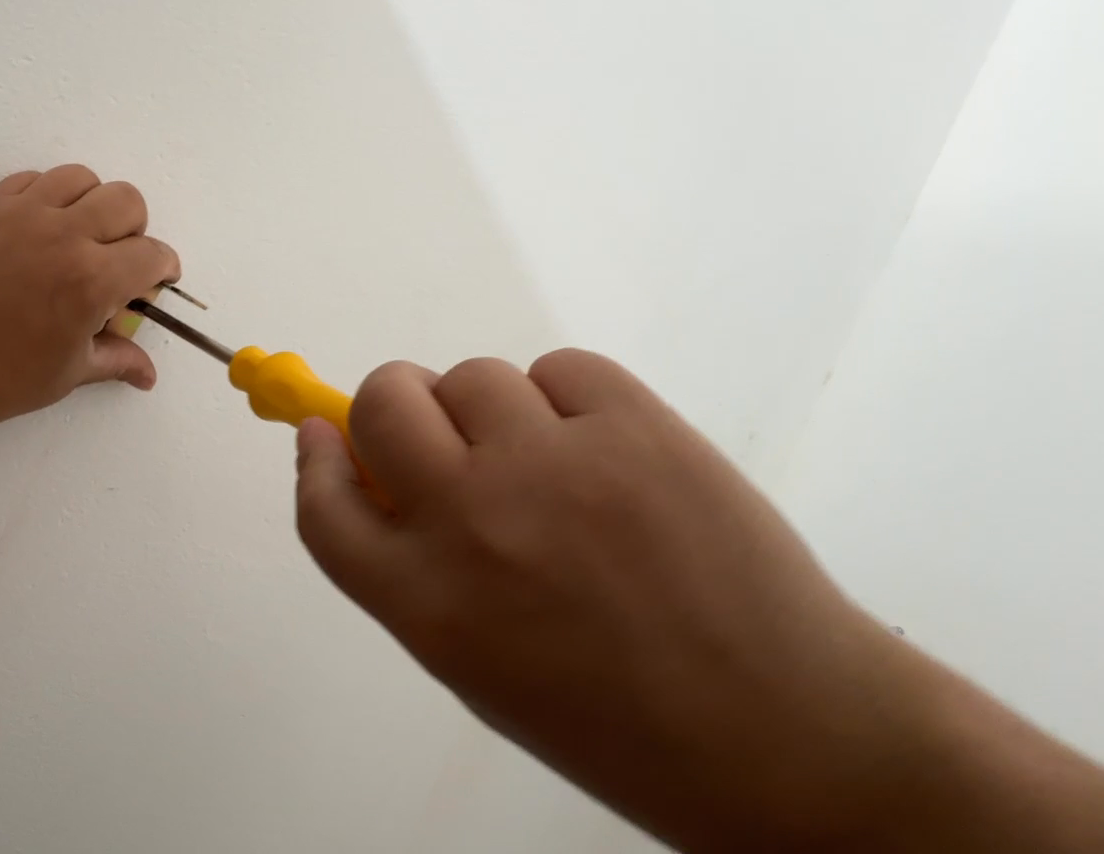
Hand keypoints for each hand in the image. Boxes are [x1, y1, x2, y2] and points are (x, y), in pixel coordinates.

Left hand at [0, 166, 179, 435]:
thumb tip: (147, 372)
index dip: (162, 269)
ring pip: (82, 178)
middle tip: (119, 260)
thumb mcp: (70, 373)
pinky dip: (48, 195)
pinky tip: (42, 228)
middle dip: (135, 230)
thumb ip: (117, 359)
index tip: (156, 281)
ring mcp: (23, 216)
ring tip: (81, 236)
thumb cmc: (1, 378)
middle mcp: (64, 236)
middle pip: (127, 202)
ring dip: (93, 203)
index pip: (152, 254)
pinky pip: (33, 180)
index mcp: (92, 281)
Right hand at [294, 350, 922, 848]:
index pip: (322, 502)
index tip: (322, 432)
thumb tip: (365, 465)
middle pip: (381, 401)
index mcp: (423, 601)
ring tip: (546, 462)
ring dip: (486, 409)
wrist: (786, 735)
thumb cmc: (606, 714)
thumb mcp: (471, 660)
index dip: (317, 458)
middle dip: (392, 407)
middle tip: (438, 434)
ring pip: (471, 375)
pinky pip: (559, 367)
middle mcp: (470, 520)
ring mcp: (553, 464)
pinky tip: (602, 450)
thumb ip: (404, 565)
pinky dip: (565, 398)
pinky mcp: (636, 425)